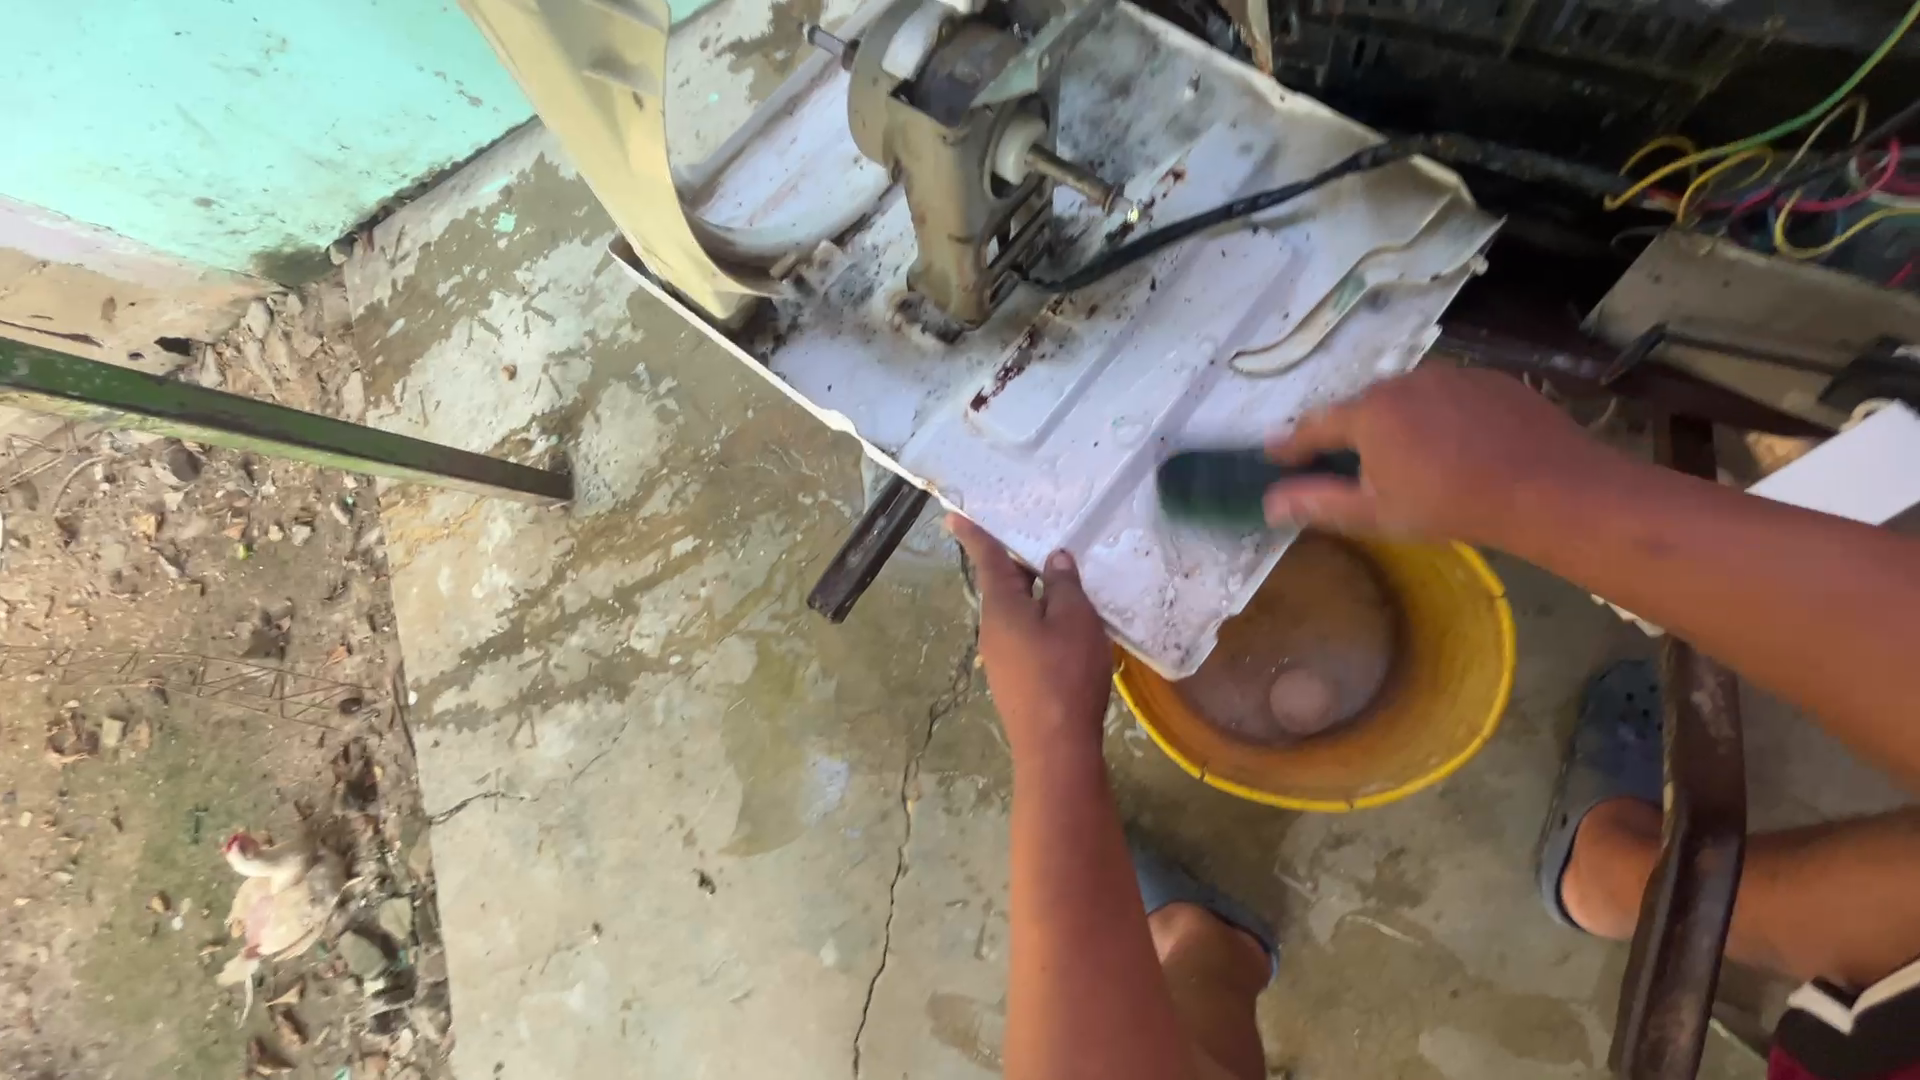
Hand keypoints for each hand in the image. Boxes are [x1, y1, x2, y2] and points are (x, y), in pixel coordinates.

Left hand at [947, 515, 1112, 764]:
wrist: (1055, 746)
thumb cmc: (1064, 673)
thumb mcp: (1075, 619)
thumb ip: (1064, 584)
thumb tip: (1053, 561)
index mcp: (1001, 606)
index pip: (986, 559)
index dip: (974, 535)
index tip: (952, 516)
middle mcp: (991, 628)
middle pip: (1003, 586)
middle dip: (1018, 565)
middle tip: (1039, 544)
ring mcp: (998, 657)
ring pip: (1015, 613)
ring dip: (1033, 596)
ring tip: (1062, 584)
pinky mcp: (1012, 679)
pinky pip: (1022, 636)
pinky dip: (1038, 622)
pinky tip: (1063, 630)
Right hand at [1264, 365, 1622, 543]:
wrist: (1551, 489)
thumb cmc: (1449, 504)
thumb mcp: (1374, 513)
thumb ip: (1316, 503)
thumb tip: (1269, 503)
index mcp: (1368, 413)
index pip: (1313, 426)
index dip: (1291, 444)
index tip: (1274, 454)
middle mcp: (1402, 382)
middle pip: (1359, 408)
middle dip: (1347, 434)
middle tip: (1349, 463)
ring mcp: (1450, 375)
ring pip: (1403, 398)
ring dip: (1393, 422)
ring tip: (1405, 455)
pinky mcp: (1489, 379)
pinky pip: (1444, 395)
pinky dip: (1435, 415)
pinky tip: (1452, 444)